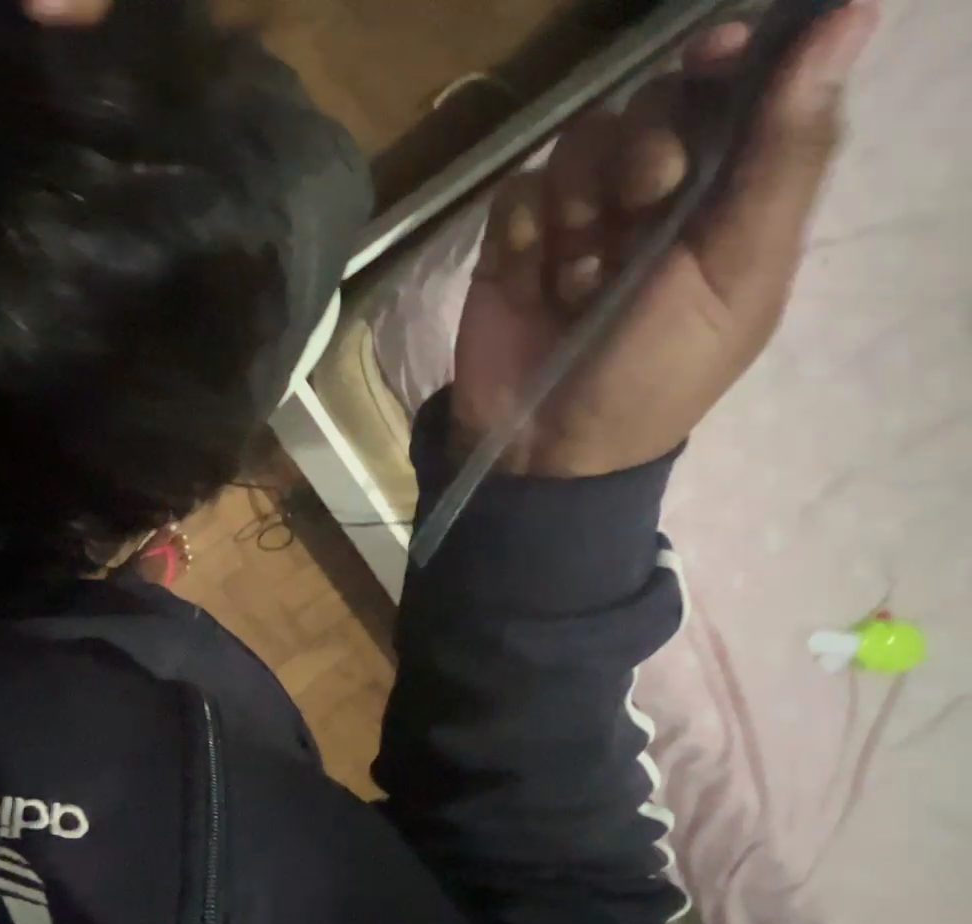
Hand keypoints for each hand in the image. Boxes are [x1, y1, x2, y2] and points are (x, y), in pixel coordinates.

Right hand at [451, 2, 879, 477]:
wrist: (549, 443)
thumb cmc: (657, 370)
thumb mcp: (738, 272)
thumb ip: (781, 157)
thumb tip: (851, 14)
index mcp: (729, 199)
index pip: (738, 93)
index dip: (729, 61)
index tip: (714, 51)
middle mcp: (652, 197)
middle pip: (649, 106)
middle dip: (644, 144)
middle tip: (641, 199)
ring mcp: (575, 220)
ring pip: (575, 145)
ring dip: (578, 202)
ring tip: (575, 271)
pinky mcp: (511, 244)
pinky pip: (514, 193)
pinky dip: (523, 229)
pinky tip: (532, 276)